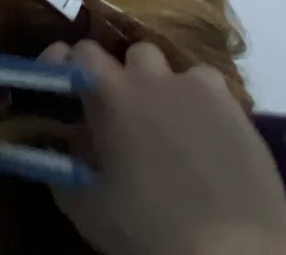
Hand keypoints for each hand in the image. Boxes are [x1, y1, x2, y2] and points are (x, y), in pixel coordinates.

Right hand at [50, 40, 285, 254]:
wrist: (236, 249)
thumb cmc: (151, 228)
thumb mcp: (88, 208)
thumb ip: (61, 168)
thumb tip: (49, 147)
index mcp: (108, 94)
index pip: (77, 51)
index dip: (66, 62)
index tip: (62, 83)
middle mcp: (149, 78)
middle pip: (128, 52)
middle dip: (120, 74)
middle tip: (118, 111)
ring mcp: (195, 88)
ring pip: (169, 65)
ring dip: (160, 84)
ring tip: (163, 121)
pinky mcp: (233, 106)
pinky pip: (206, 86)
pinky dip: (197, 99)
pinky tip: (201, 131)